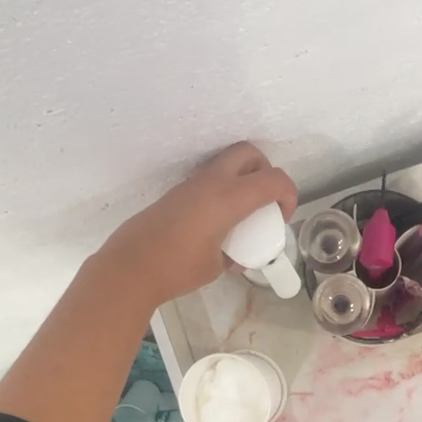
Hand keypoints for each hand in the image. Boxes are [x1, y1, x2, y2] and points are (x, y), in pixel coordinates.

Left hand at [97, 142, 298, 309]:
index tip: (283, 218)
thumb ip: (233, 252)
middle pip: (249, 154)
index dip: (288, 195)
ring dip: (242, 180)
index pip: (273, 180)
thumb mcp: (217, 266)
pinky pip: (209, 180)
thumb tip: (236, 254)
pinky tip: (219, 223)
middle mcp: (212, 182)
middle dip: (265, 172)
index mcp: (228, 198)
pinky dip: (223, 191)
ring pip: (227, 164)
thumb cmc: (178, 268)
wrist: (133, 265)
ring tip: (242, 214)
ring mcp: (192, 184)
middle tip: (264, 202)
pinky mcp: (178, 193)